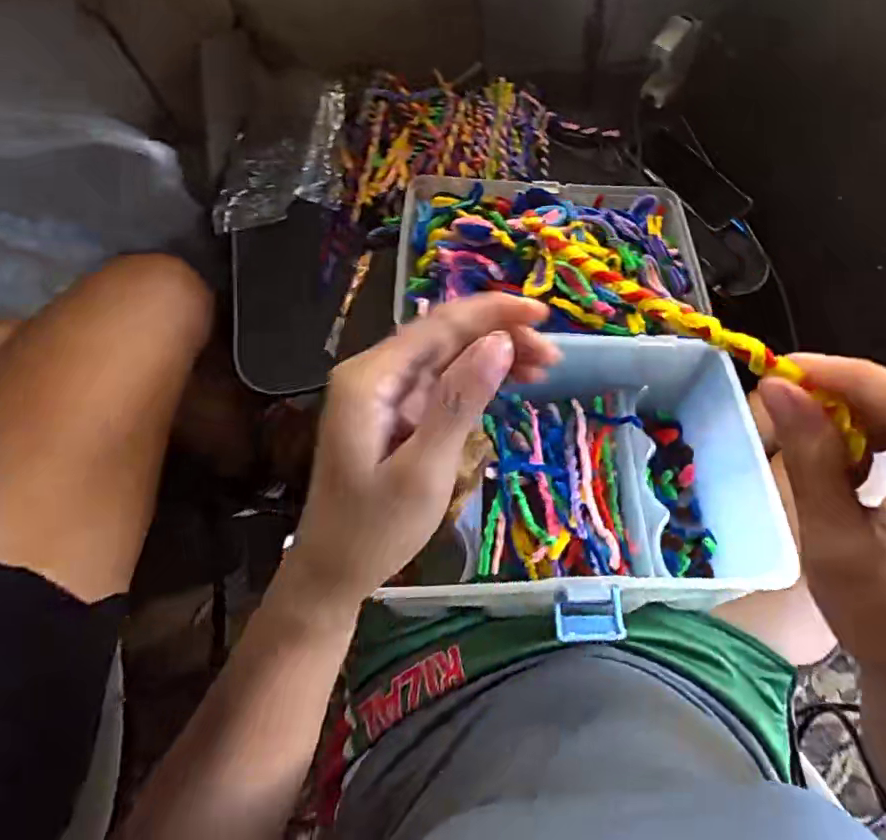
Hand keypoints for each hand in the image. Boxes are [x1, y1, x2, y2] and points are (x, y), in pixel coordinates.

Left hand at [284, 294, 559, 608]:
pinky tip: (513, 381)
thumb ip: (460, 402)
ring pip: (450, 356)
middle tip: (552, 355)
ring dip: (495, 355)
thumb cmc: (374, 529)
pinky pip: (445, 382)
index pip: (439, 325)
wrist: (333, 573)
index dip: (492, 312)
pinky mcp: (398, 412)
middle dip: (500, 335)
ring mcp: (386, 392)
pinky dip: (479, 380)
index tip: (541, 314)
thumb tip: (499, 342)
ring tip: (543, 367)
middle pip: (446, 335)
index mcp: (371, 378)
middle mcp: (376, 374)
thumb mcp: (424, 470)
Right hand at [759, 357, 885, 681]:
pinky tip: (863, 443)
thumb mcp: (831, 546)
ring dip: (873, 412)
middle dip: (858, 397)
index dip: (861, 382)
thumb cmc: (874, 619)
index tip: (797, 367)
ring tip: (823, 426)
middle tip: (796, 391)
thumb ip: (812, 460)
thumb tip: (779, 386)